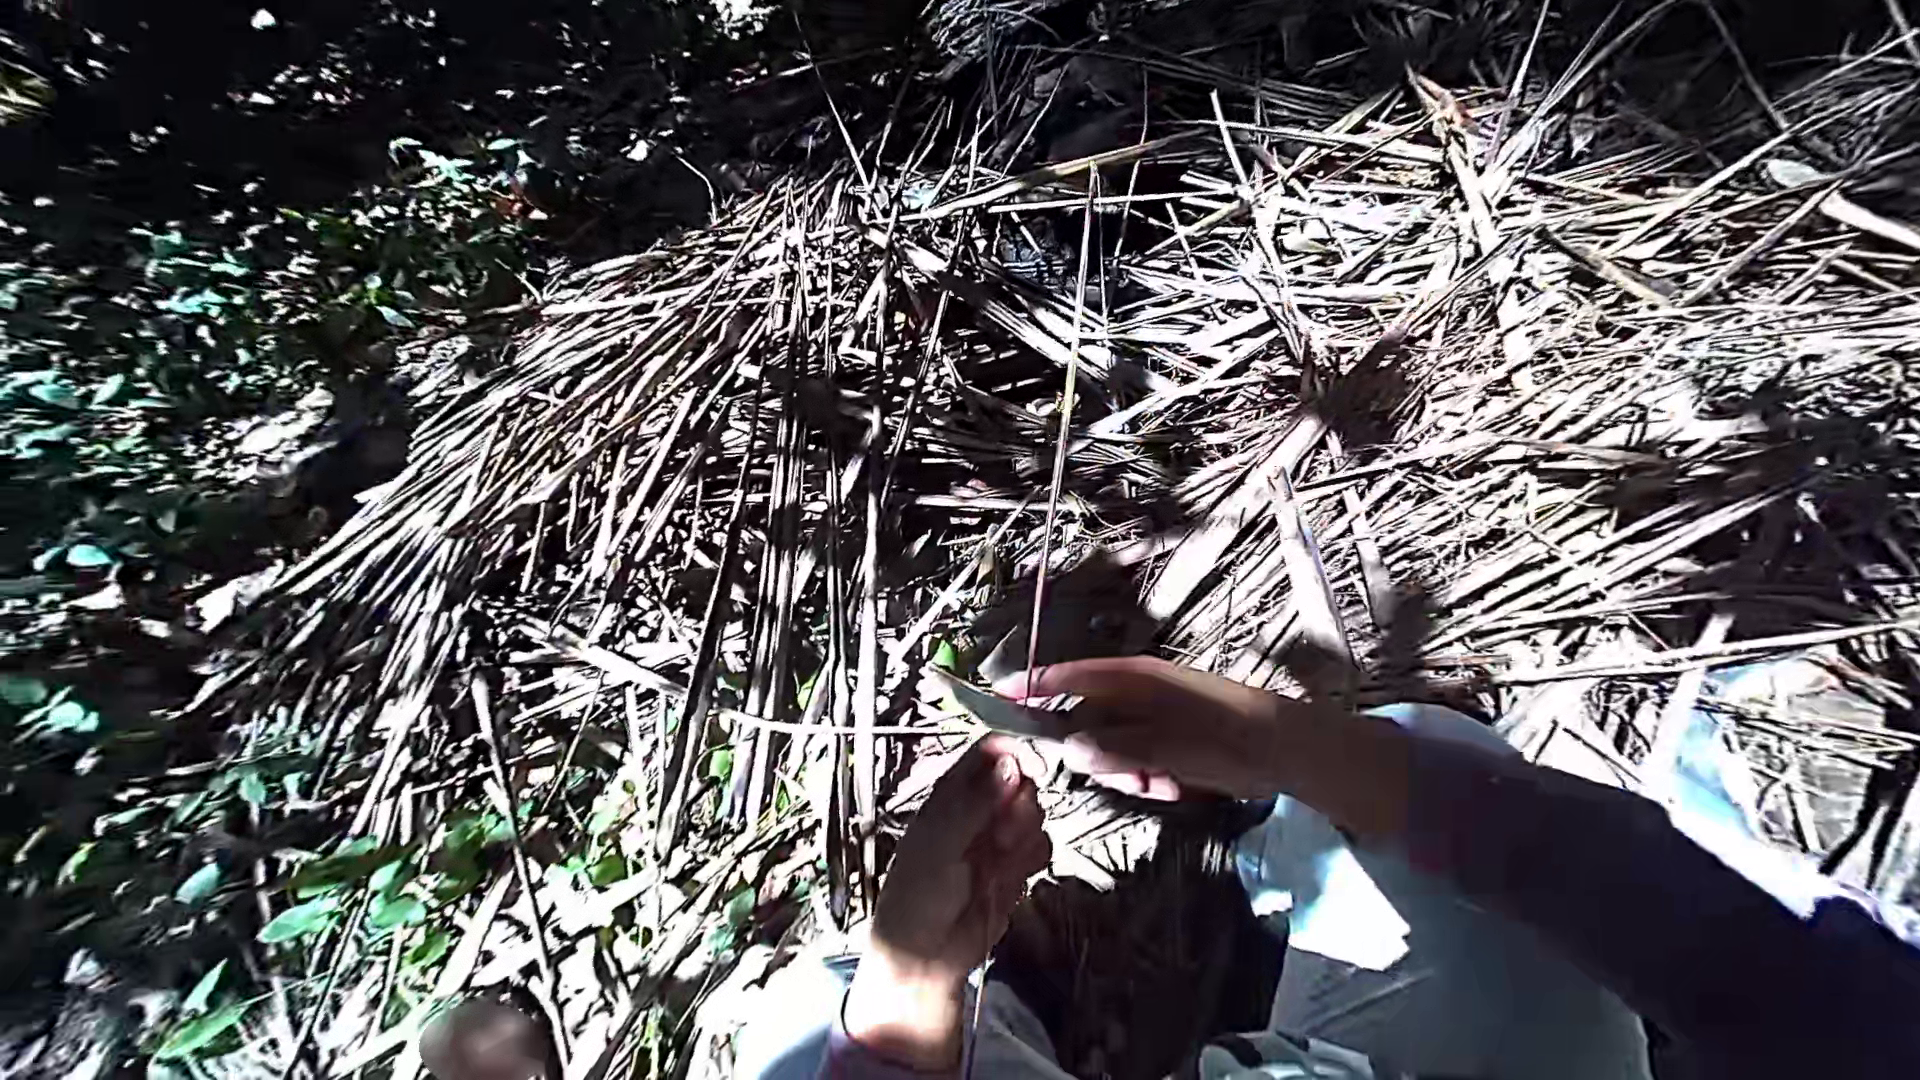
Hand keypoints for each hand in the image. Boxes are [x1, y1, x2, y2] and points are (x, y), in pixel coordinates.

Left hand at [843, 736, 1050, 1069]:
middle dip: (1020, 803)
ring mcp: (998, 835)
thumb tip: (1010, 763)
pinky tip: (1013, 876)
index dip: (1013, 751)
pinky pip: (1041, 845)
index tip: (1034, 766)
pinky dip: (1033, 858)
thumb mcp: (939, 843)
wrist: (925, 959)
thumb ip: (975, 802)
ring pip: (1033, 811)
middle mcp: (978, 806)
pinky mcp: (1016, 864)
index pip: (989, 751)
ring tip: (1001, 859)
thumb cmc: (917, 894)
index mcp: (952, 791)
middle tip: (1002, 835)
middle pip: (1020, 778)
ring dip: (1025, 833)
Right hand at [996, 656, 1324, 800]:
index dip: (1034, 686)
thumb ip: (1115, 746)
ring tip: (1158, 784)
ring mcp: (1149, 717)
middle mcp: (1134, 693)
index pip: (1070, 677)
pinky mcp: (1164, 740)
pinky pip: (1134, 761)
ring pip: (1109, 747)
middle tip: (1125, 779)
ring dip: (1124, 771)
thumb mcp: (1169, 744)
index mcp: (1131, 678)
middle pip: (1086, 720)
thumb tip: (1067, 748)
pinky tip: (1173, 787)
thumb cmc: (1226, 734)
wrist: (1287, 751)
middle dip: (1096, 753)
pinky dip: (1145, 777)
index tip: (1001, 697)